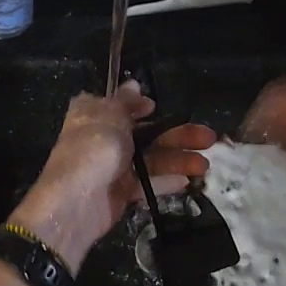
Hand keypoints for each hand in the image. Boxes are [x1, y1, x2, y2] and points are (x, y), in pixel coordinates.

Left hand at [9, 80, 216, 269]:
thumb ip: (126, 101)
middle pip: (146, 133)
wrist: (76, 201)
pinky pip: (147, 184)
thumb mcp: (111, 114)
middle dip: (177, 135)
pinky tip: (188, 181)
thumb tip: (133, 84)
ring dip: (178, 160)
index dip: (141, 106)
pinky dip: (165, 182)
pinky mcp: (121, 192)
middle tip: (209, 138)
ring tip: (205, 165)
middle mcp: (103, 138)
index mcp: (94, 114)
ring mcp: (113, 167)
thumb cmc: (94, 148)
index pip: (120, 105)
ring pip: (151, 159)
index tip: (158, 107)